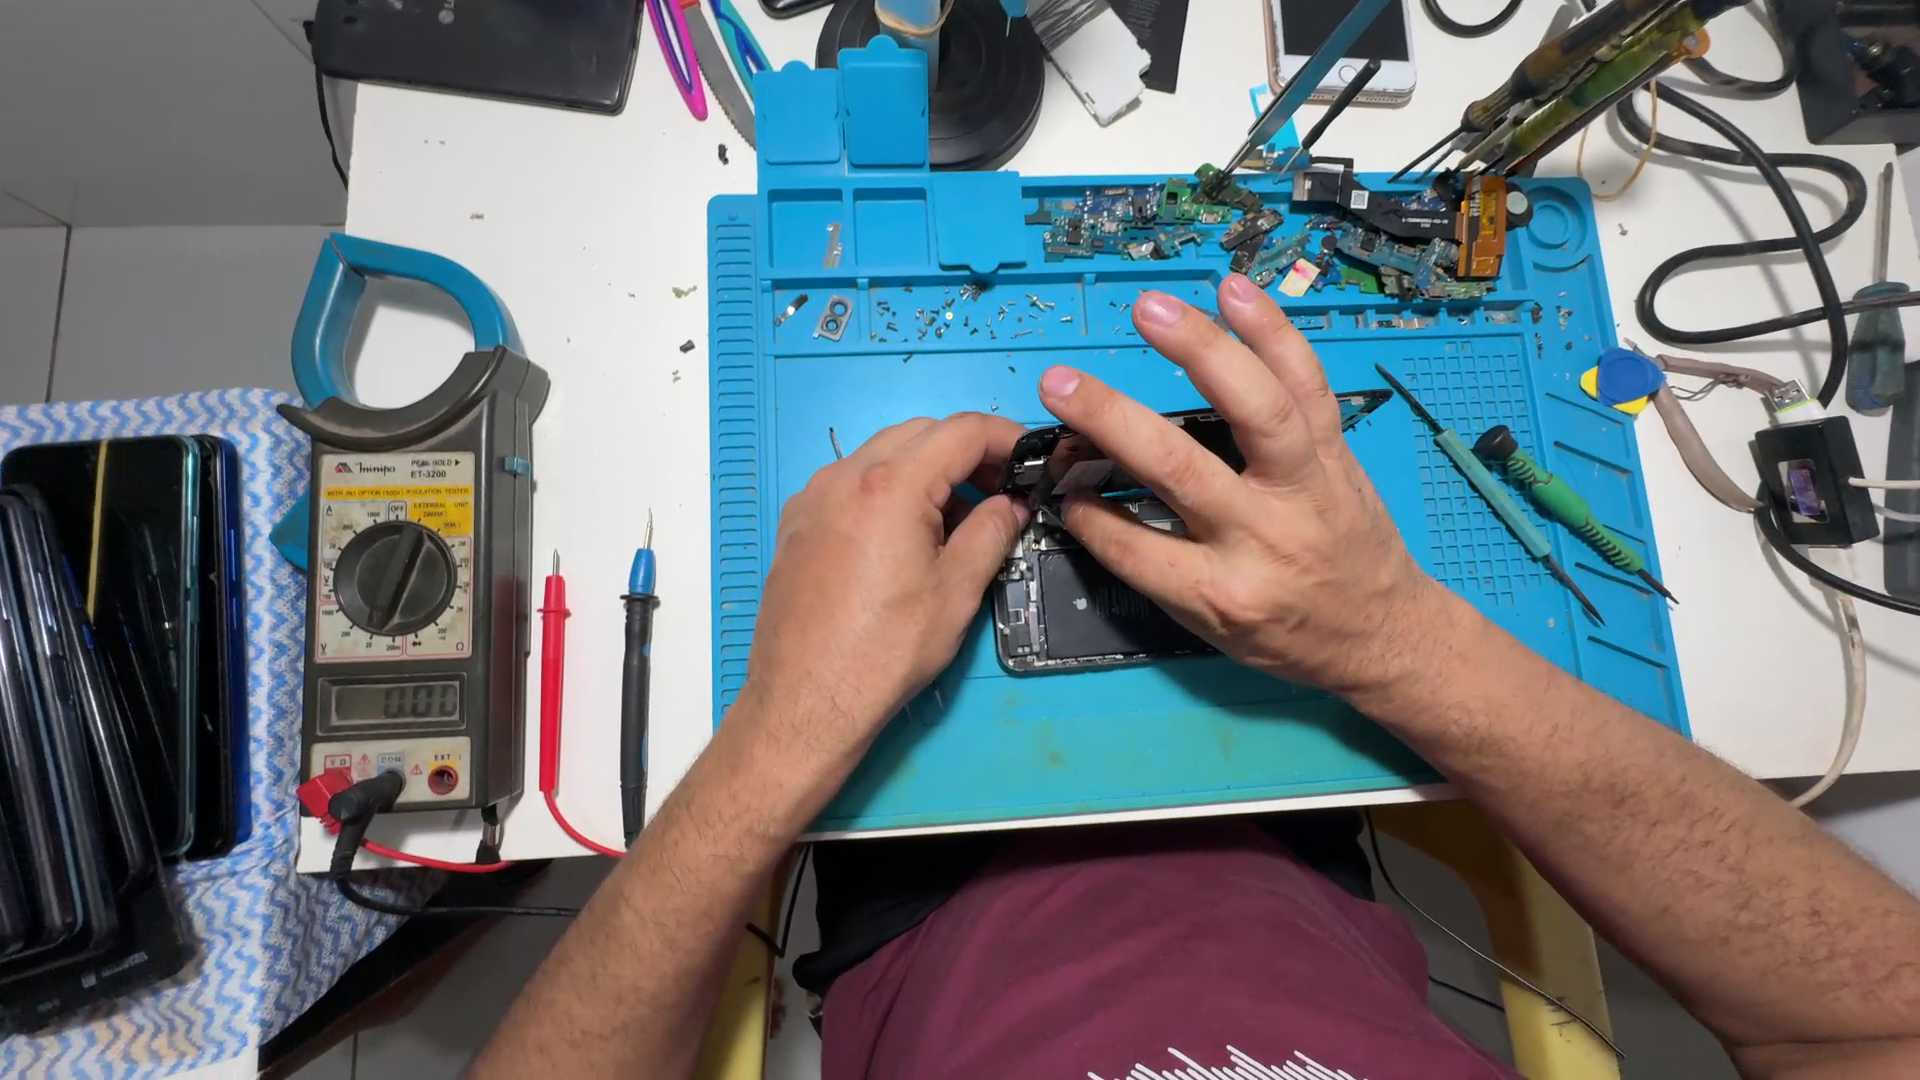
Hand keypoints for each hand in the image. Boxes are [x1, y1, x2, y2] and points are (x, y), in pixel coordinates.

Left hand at [736, 413, 1028, 768]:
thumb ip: (991, 533)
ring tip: (954, 520)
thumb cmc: (886, 651)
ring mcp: (813, 497)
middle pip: (920, 433)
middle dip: (967, 452)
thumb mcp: (956, 592)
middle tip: (998, 494)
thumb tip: (1011, 505)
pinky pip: (851, 483)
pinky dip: (887, 489)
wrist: (805, 702)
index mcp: (890, 485)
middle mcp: (844, 475)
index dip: (1006, 438)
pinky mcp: (796, 523)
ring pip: (882, 454)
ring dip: (926, 470)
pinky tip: (902, 535)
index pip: (962, 431)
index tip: (1030, 461)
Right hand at [1037, 275, 1460, 701]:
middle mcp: (1263, 537)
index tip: (1064, 493)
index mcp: (1224, 592)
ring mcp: (1305, 486)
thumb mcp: (1210, 624)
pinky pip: (1307, 384)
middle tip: (1061, 385)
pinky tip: (1233, 290)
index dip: (1088, 516)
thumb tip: (1091, 500)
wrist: (1383, 632)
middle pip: (1180, 470)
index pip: (1133, 547)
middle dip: (1112, 421)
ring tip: (1151, 310)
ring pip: (1256, 409)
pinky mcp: (1336, 451)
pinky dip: (1272, 331)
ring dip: (1200, 350)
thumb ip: (1153, 565)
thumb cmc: (1286, 635)